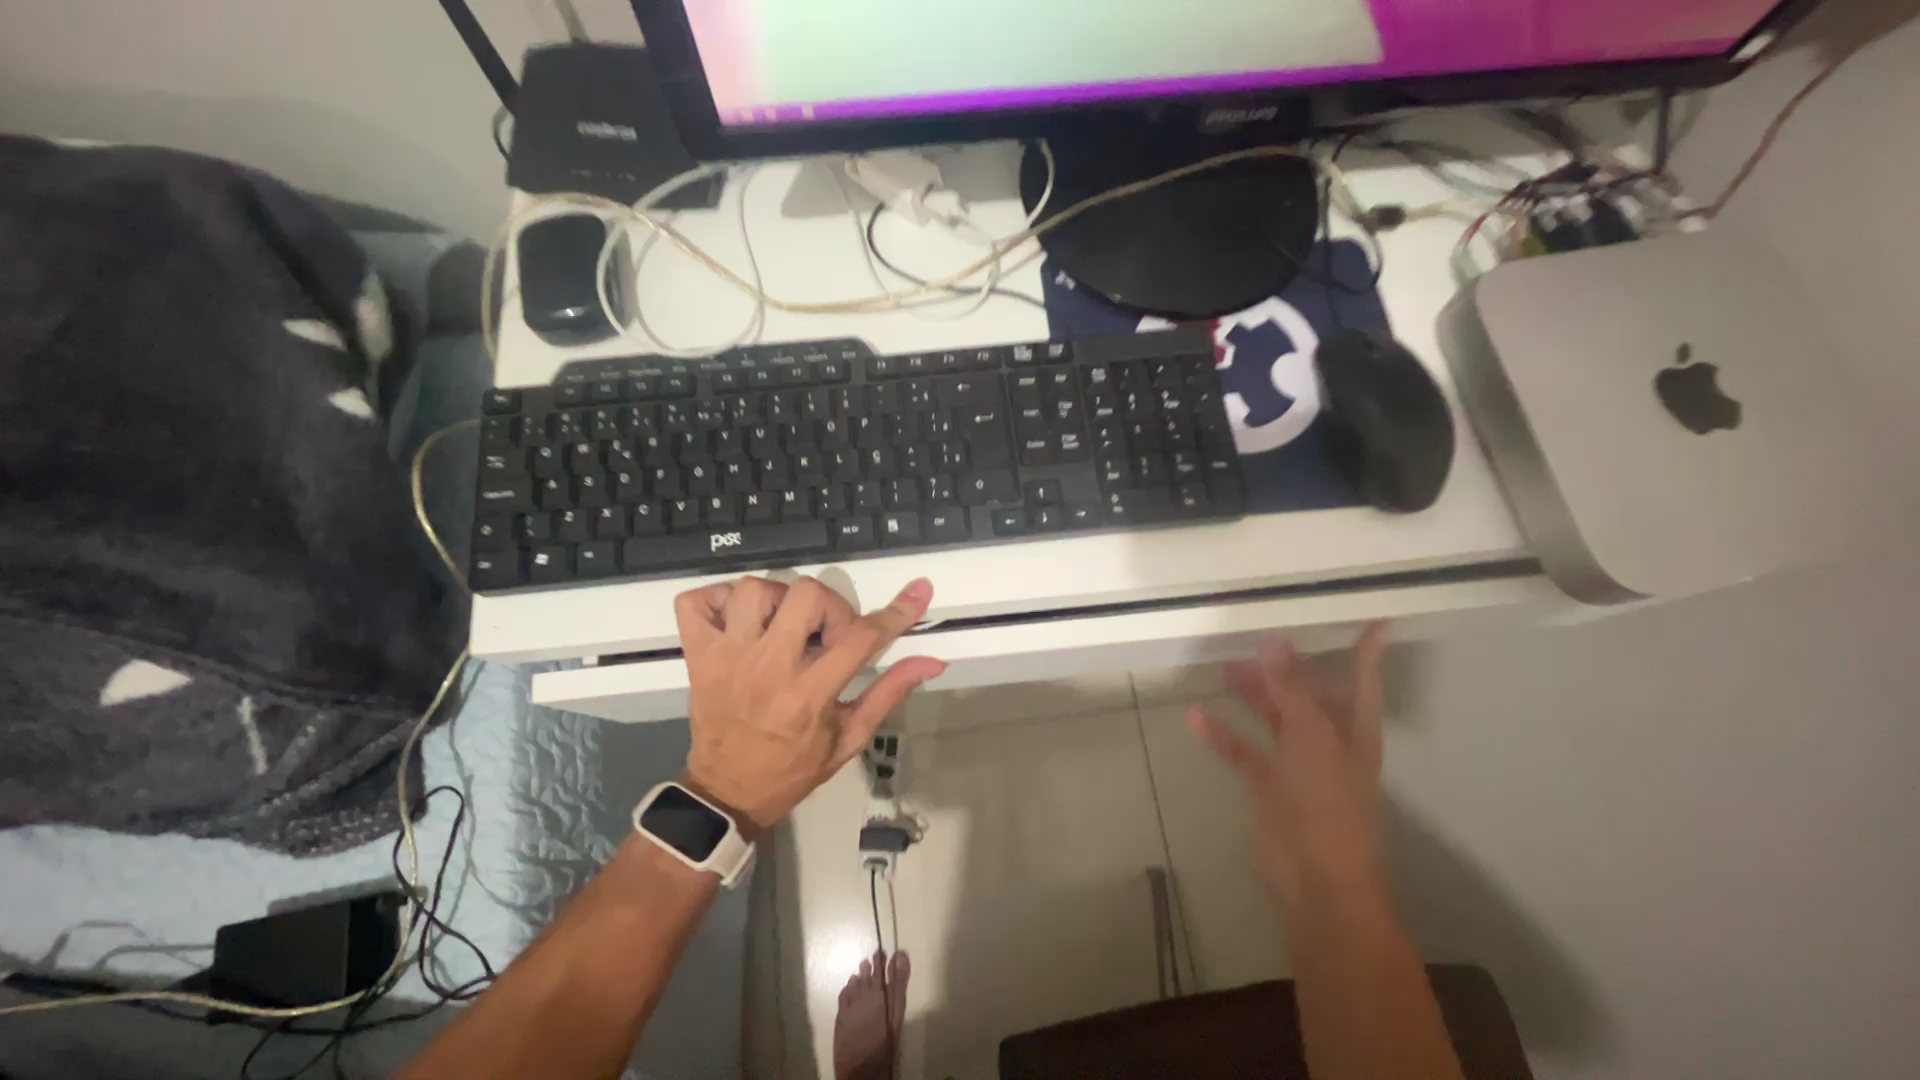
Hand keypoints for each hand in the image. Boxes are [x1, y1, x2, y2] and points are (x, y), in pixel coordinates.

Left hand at [675, 575, 945, 834]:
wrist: (727, 794)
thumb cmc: (794, 768)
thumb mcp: (849, 737)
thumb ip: (889, 692)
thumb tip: (931, 661)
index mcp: (807, 696)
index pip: (859, 639)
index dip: (896, 612)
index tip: (917, 591)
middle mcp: (765, 669)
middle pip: (805, 595)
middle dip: (829, 605)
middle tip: (827, 633)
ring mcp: (725, 658)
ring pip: (753, 589)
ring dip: (778, 598)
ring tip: (785, 624)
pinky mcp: (697, 656)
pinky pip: (695, 603)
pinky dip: (716, 599)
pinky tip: (739, 618)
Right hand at [1188, 623, 1390, 916]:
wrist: (1317, 877)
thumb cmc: (1328, 802)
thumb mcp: (1311, 737)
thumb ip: (1291, 689)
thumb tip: (1274, 640)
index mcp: (1353, 729)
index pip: (1362, 679)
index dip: (1367, 651)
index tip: (1374, 620)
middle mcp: (1328, 741)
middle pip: (1308, 694)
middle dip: (1287, 668)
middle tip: (1258, 636)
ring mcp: (1297, 765)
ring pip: (1273, 719)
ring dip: (1254, 695)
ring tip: (1225, 667)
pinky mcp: (1268, 787)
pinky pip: (1244, 752)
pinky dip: (1223, 735)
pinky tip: (1197, 716)